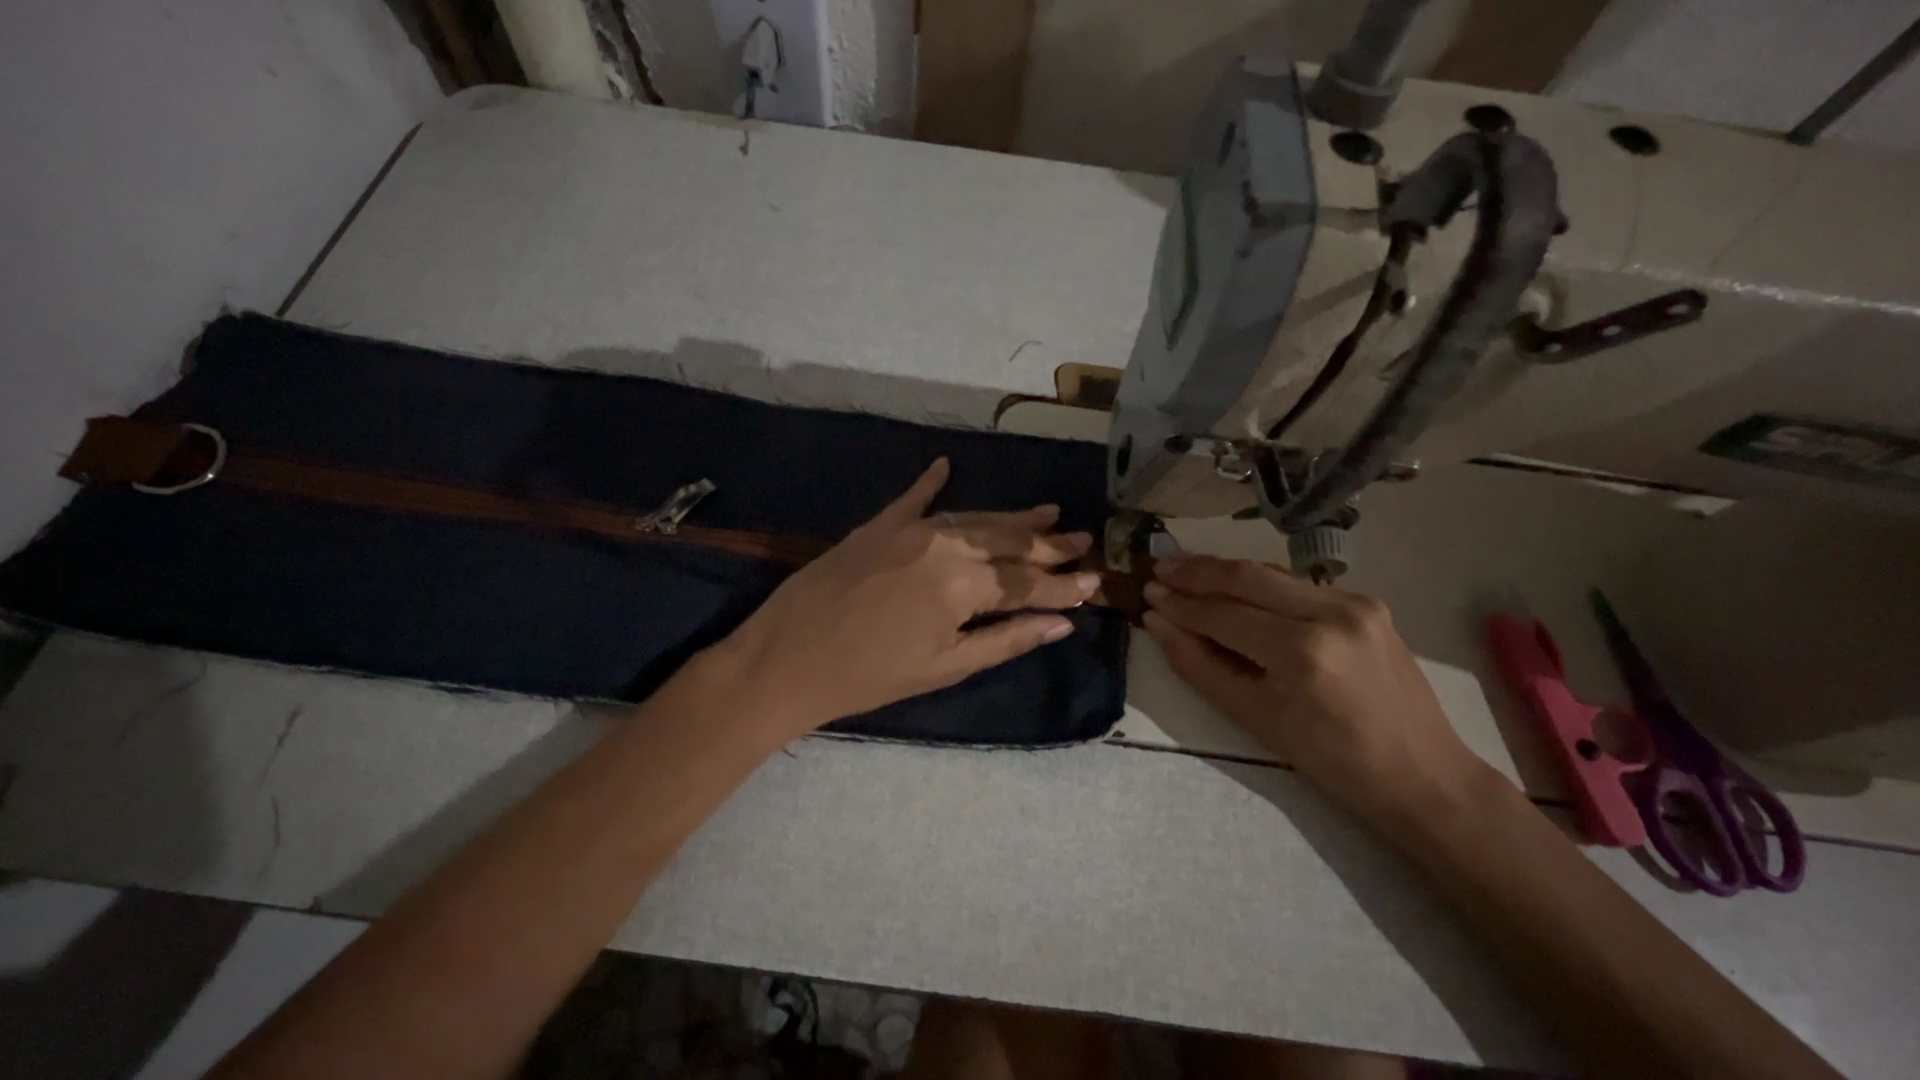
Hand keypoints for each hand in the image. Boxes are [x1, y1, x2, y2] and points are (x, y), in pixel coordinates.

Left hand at [702, 458, 1099, 740]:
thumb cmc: (869, 676)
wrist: (785, 659)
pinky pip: (911, 498)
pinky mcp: (875, 526)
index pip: (1027, 581)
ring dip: (1009, 518)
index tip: (1096, 583)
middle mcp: (943, 544)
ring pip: (971, 518)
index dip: (1063, 585)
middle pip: (1006, 541)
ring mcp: (907, 529)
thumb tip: (1060, 624)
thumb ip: (1006, 639)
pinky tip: (946, 466)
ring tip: (1045, 513)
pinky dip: (931, 483)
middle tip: (1082, 540)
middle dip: (1047, 544)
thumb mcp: (945, 666)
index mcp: (963, 583)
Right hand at [1141, 554, 1483, 823]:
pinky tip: (1239, 591)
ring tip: (1187, 573)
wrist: (1422, 775)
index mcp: (1302, 650)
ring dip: (1228, 573)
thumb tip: (1159, 624)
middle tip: (1159, 568)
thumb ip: (1201, 666)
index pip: (1224, 613)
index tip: (1145, 594)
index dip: (1180, 603)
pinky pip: (1301, 586)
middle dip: (1197, 571)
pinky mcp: (1370, 604)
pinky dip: (1263, 585)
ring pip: (1274, 573)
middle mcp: (1331, 612)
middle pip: (1248, 575)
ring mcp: (1356, 602)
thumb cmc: (1333, 762)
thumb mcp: (1256, 718)